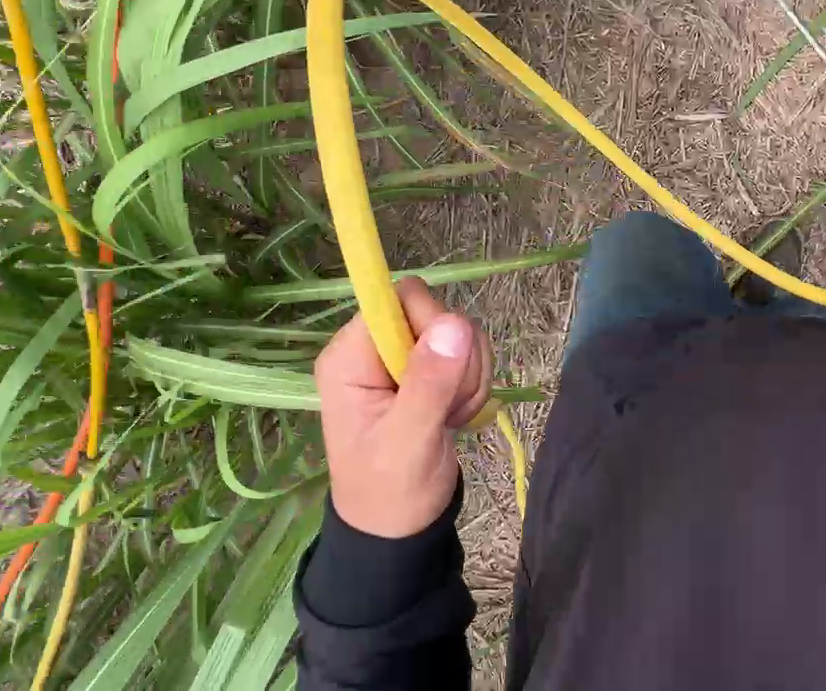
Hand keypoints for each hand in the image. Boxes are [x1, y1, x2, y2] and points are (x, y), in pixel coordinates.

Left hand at [315, 277, 492, 537]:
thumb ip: (429, 383)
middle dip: (457, 357)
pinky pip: (468, 350)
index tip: (440, 370)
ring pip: (459, 331)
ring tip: (450, 415)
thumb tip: (455, 323)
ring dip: (469, 373)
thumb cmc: (391, 491)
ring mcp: (402, 356)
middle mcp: (375, 346)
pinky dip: (474, 381)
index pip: (401, 298)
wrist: (401, 528)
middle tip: (448, 405)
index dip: (431, 325)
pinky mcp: (427, 367)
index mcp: (351, 355)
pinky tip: (457, 413)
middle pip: (437, 311)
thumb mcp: (408, 442)